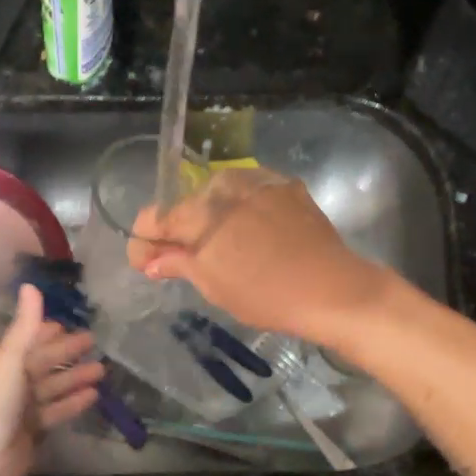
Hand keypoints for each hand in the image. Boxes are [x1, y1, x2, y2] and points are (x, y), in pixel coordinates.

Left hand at [0, 285, 105, 475]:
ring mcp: (19, 409)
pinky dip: (72, 403)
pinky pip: (55, 411)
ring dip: (74, 378)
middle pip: (41, 364)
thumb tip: (31, 285)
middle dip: (66, 353)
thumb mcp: (9, 359)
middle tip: (95, 342)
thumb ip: (24, 326)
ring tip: (102, 370)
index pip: (25, 342)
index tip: (69, 324)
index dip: (46, 332)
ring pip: (51, 388)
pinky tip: (94, 395)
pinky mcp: (31, 431)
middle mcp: (7, 383)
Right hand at [126, 169, 391, 341]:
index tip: (147, 266)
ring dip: (211, 221)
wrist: (332, 289)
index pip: (154, 218)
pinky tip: (250, 238)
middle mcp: (225, 184)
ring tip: (220, 251)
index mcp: (200, 210)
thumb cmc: (264, 295)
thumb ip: (177, 264)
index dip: (144, 244)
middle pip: (186, 205)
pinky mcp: (285, 186)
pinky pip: (249, 195)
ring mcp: (258, 180)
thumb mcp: (213, 285)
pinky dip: (241, 213)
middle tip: (182, 263)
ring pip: (218, 198)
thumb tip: (151, 261)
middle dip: (179, 232)